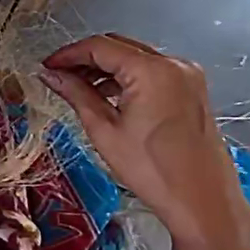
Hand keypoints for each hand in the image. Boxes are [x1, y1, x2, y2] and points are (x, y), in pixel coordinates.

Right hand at [40, 34, 249, 249]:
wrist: (203, 202)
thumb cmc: (150, 168)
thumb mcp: (103, 129)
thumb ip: (75, 93)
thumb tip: (49, 74)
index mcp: (152, 71)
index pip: (99, 46)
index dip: (67, 54)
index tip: (45, 66)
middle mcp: (174, 65)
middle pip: (118, 46)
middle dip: (84, 58)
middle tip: (57, 75)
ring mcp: (187, 77)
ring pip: (133, 57)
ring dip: (104, 67)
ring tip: (77, 87)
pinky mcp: (192, 91)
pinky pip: (150, 71)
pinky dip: (124, 77)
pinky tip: (105, 95)